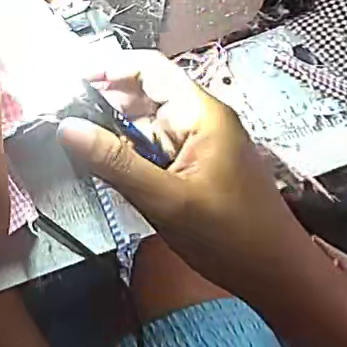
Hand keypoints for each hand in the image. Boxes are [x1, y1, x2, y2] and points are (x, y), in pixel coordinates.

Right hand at [56, 50, 320, 304]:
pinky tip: (109, 169)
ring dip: (115, 134)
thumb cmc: (233, 238)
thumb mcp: (166, 200)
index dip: (109, 69)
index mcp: (201, 114)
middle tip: (68, 123)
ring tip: (82, 149)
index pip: (149, 69)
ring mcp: (197, 143)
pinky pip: (154, 149)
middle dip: (105, 106)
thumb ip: (115, 162)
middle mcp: (199, 120)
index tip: (71, 82)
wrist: (278, 278)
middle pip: (143, 95)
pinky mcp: (193, 165)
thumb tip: (69, 128)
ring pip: (145, 124)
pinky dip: (130, 155)